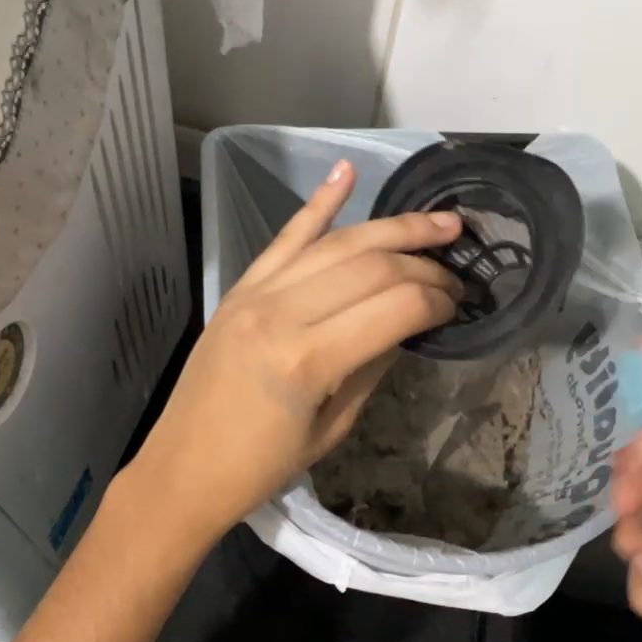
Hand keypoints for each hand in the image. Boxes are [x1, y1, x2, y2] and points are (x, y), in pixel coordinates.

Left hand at [124, 159, 462, 546]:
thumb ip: (372, 369)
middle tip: (457, 271)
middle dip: (424, 264)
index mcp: (309, 360)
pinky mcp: (239, 288)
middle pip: (371, 266)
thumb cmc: (261, 468)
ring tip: (438, 222)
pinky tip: (348, 171)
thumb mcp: (332, 430)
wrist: (183, 470)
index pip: (395, 308)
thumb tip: (407, 326)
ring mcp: (255, 294)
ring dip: (392, 227)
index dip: (437, 302)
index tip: (459, 307)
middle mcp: (281, 313)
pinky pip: (285, 238)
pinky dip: (318, 203)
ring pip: (337, 243)